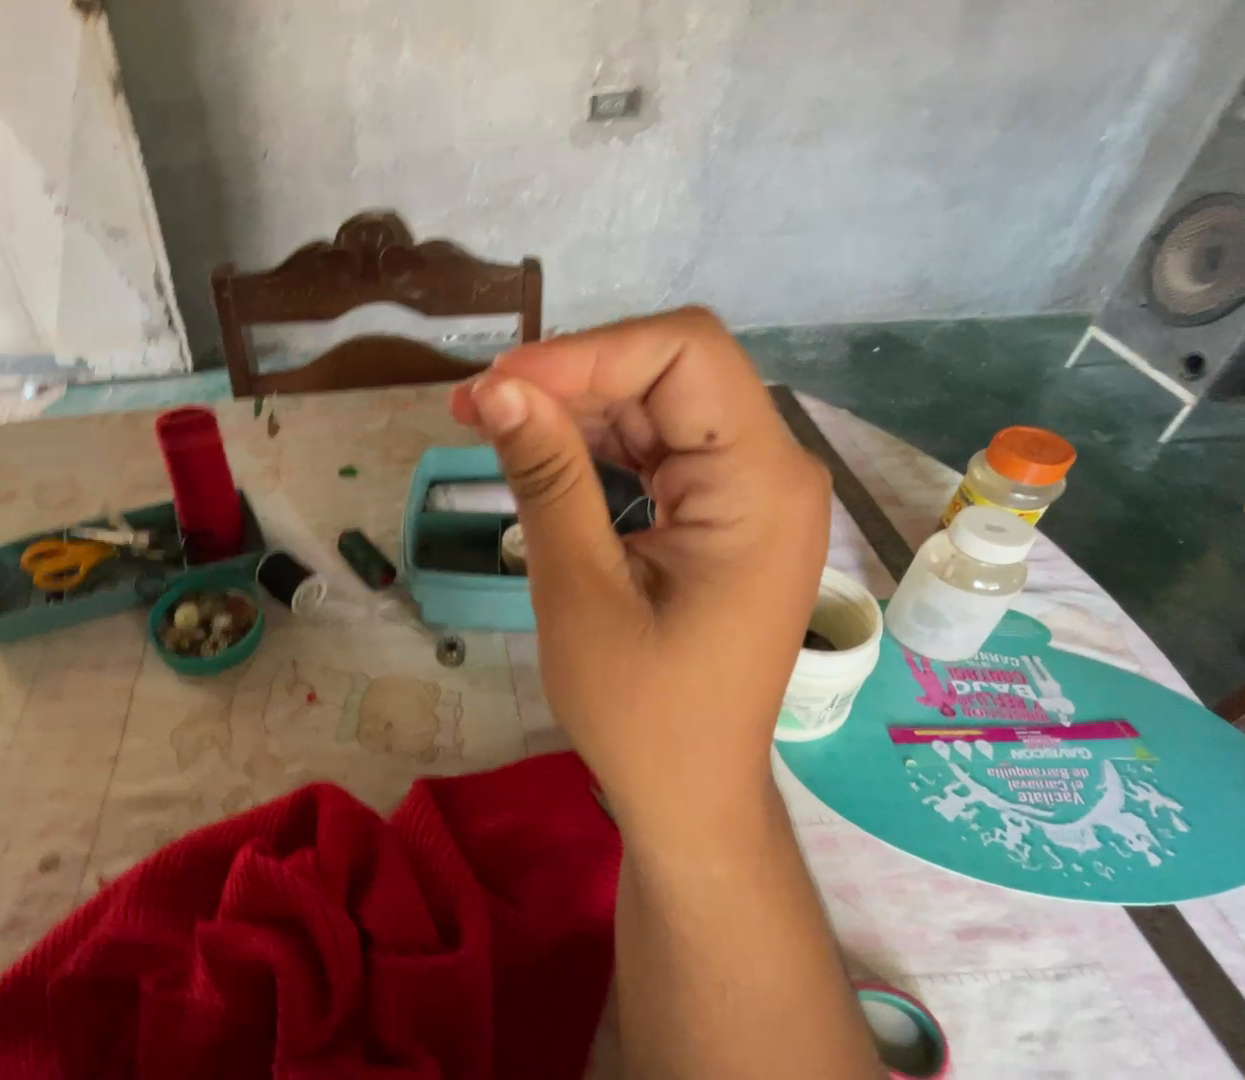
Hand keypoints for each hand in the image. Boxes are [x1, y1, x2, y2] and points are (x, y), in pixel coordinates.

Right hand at [451, 309, 830, 828]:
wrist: (689, 794)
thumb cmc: (641, 712)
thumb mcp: (581, 590)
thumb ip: (547, 477)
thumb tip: (500, 388)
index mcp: (760, 485)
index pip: (685, 354)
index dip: (584, 352)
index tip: (496, 387)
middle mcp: (770, 471)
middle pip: (670, 374)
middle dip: (570, 378)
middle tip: (474, 406)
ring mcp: (748, 493)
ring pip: (656, 408)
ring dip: (572, 409)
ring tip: (486, 425)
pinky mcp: (721, 515)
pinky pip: (655, 452)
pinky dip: (593, 447)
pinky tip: (535, 455)